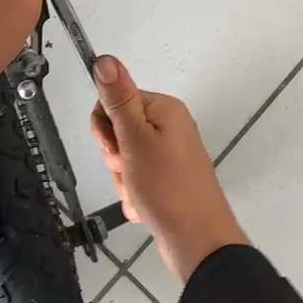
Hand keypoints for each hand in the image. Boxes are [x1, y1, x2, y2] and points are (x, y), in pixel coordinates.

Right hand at [90, 55, 246, 283]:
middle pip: (117, 130)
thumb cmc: (166, 187)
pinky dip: (133, 192)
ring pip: (123, 157)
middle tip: (129, 171)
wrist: (198, 244)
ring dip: (122, 177)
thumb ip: (117, 98)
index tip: (115, 148)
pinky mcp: (167, 179)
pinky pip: (135, 178)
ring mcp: (169, 155)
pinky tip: (143, 205)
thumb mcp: (134, 139)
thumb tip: (104, 58)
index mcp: (163, 110)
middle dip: (114, 156)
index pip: (113, 101)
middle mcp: (169, 127)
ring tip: (138, 192)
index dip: (105, 127)